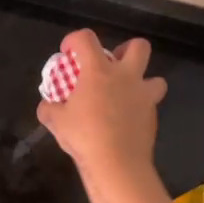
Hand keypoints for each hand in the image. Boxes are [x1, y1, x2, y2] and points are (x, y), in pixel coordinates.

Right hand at [36, 30, 167, 179]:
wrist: (117, 164)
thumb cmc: (84, 136)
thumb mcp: (56, 122)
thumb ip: (49, 109)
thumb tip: (47, 106)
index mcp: (98, 71)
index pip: (86, 39)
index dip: (74, 39)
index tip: (68, 51)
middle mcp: (125, 77)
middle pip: (138, 47)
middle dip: (127, 49)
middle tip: (113, 64)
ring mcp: (143, 96)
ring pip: (156, 78)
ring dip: (143, 82)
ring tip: (128, 94)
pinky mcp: (153, 116)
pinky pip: (150, 105)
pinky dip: (140, 109)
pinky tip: (126, 122)